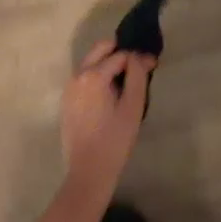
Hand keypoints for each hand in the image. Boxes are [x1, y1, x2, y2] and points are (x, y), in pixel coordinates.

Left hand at [59, 41, 154, 205]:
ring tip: (128, 79)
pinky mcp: (67, 101)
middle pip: (100, 50)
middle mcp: (77, 75)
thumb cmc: (114, 140)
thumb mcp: (132, 107)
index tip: (154, 66)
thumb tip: (139, 56)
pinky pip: (84, 78)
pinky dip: (98, 76)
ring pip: (90, 63)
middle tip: (139, 65)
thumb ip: (137, 76)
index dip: (139, 59)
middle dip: (120, 52)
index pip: (121, 55)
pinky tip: (111, 93)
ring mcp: (69, 88)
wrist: (88, 171)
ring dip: (108, 63)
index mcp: (93, 75)